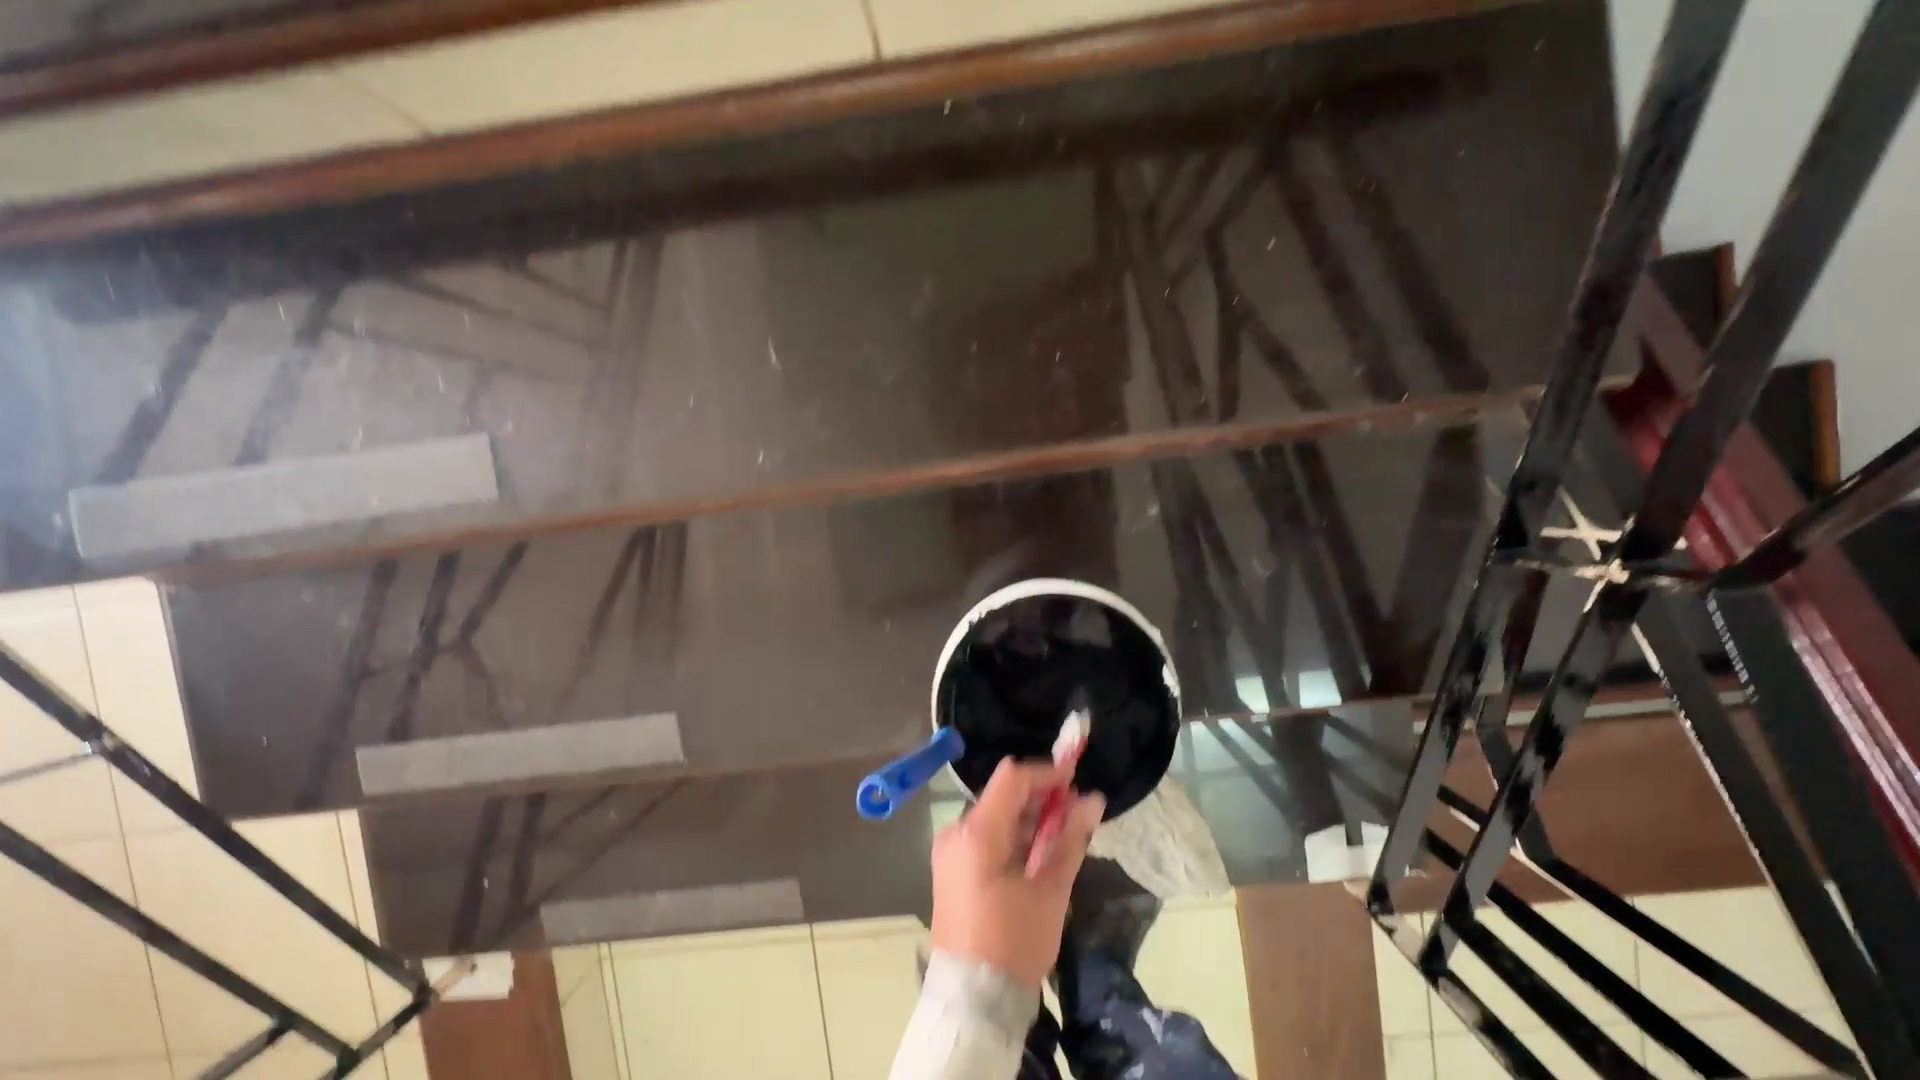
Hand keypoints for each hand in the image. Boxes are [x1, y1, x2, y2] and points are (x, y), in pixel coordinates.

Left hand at [930, 758, 1105, 986]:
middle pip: (1003, 796)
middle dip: (1041, 800)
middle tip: (1076, 816)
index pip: (1012, 777)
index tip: (1076, 782)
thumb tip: (1092, 800)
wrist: (972, 999)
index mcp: (976, 833)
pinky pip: (984, 838)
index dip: (1046, 774)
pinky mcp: (950, 869)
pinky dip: (1012, 838)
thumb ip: (1070, 839)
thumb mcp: (1051, 890)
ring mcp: (948, 851)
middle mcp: (955, 833)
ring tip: (1062, 840)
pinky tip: (1036, 858)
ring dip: (1028, 820)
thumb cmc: (1015, 943)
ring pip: (995, 817)